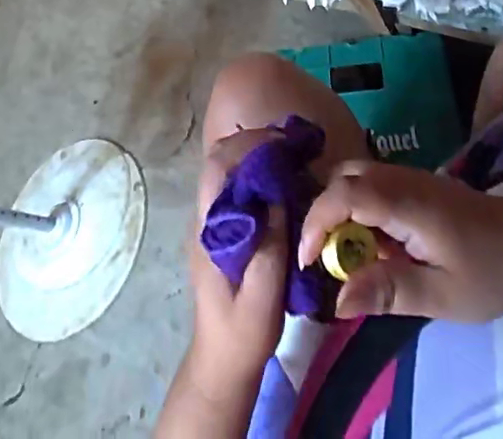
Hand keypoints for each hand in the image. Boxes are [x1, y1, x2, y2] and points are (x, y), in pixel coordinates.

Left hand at [184, 130, 290, 388]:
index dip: (247, 144)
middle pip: (221, 158)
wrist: (223, 361)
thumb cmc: (243, 332)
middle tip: (294, 145)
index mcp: (210, 228)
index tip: (283, 142)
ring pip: (230, 168)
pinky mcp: (227, 227)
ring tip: (295, 156)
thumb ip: (270, 248)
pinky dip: (262, 172)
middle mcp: (207, 216)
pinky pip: (241, 185)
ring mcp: (214, 220)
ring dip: (259, 154)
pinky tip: (288, 181)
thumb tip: (278, 195)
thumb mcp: (264, 298)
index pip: (217, 166)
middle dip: (255, 141)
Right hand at [299, 160, 502, 322]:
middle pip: (343, 176)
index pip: (347, 194)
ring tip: (345, 254)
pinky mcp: (411, 182)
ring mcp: (407, 176)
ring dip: (338, 211)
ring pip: (354, 176)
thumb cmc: (488, 274)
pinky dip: (355, 209)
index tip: (307, 259)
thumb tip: (336, 299)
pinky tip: (371, 244)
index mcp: (408, 204)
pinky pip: (369, 184)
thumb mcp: (441, 296)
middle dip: (322, 213)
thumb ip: (388, 291)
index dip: (317, 221)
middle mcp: (401, 179)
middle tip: (322, 257)